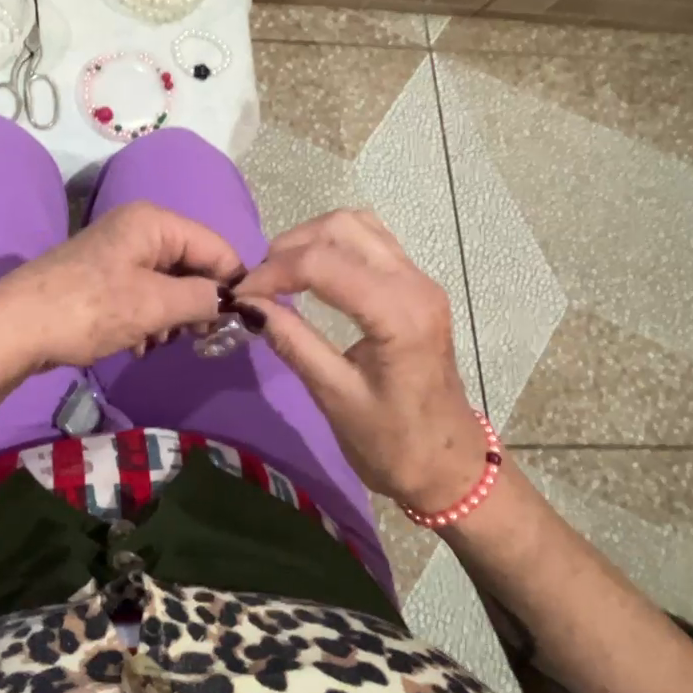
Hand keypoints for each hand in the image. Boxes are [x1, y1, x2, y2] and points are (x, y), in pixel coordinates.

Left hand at [0, 202, 243, 370]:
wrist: (16, 328)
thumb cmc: (90, 309)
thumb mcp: (155, 304)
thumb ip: (203, 298)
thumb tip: (235, 300)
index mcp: (154, 222)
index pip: (216, 246)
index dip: (234, 283)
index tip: (243, 322)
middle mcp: (137, 229)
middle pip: (192, 264)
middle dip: (197, 303)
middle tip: (196, 339)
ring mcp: (117, 253)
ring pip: (168, 284)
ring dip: (170, 318)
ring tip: (154, 343)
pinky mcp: (101, 278)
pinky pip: (142, 296)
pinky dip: (146, 320)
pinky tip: (135, 345)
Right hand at [235, 209, 487, 512]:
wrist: (450, 468)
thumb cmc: (394, 443)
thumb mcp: (334, 396)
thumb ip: (292, 341)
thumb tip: (247, 304)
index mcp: (398, 315)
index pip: (322, 264)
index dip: (273, 272)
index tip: (241, 294)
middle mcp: (414, 284)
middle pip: (340, 229)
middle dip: (290, 247)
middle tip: (260, 282)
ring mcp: (419, 280)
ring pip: (356, 225)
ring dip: (311, 238)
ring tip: (281, 272)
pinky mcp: (416, 285)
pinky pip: (370, 240)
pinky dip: (333, 244)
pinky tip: (312, 273)